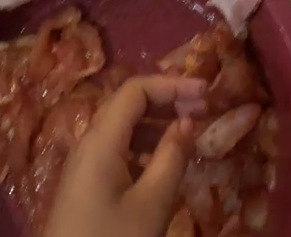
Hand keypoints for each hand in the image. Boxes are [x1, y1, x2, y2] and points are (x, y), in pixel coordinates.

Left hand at [45, 76, 205, 236]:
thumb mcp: (151, 205)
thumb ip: (172, 157)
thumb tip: (188, 120)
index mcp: (100, 139)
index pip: (136, 89)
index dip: (172, 84)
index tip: (206, 93)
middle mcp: (88, 142)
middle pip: (128, 104)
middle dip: (166, 100)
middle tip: (203, 110)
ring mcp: (84, 164)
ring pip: (122, 128)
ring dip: (156, 124)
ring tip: (189, 135)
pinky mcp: (85, 186)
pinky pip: (117, 150)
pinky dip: (143, 147)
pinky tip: (164, 164)